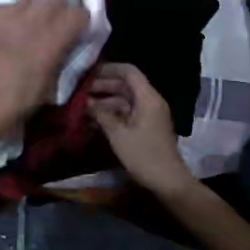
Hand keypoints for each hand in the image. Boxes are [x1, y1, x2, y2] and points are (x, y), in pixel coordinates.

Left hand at [0, 0, 88, 145]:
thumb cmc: (11, 106)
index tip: (78, 31)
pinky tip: (6, 31)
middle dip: (61, 8)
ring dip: (36, 9)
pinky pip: (7, 5)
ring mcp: (5, 15)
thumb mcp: (47, 90)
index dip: (81, 21)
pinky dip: (12, 14)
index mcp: (49, 42)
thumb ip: (60, 61)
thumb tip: (66, 47)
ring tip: (29, 26)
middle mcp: (29, 21)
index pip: (78, 13)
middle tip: (56, 25)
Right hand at [87, 63, 193, 195]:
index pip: (129, 72)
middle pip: (126, 85)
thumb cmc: (143, 155)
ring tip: (83, 106)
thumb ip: (101, 114)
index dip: (109, 69)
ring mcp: (149, 114)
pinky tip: (94, 120)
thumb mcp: (118, 134)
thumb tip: (87, 102)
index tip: (89, 73)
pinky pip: (128, 112)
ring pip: (125, 99)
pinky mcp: (147, 126)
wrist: (167, 181)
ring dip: (105, 101)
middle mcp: (150, 101)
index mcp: (147, 98)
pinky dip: (112, 113)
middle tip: (81, 91)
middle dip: (103, 86)